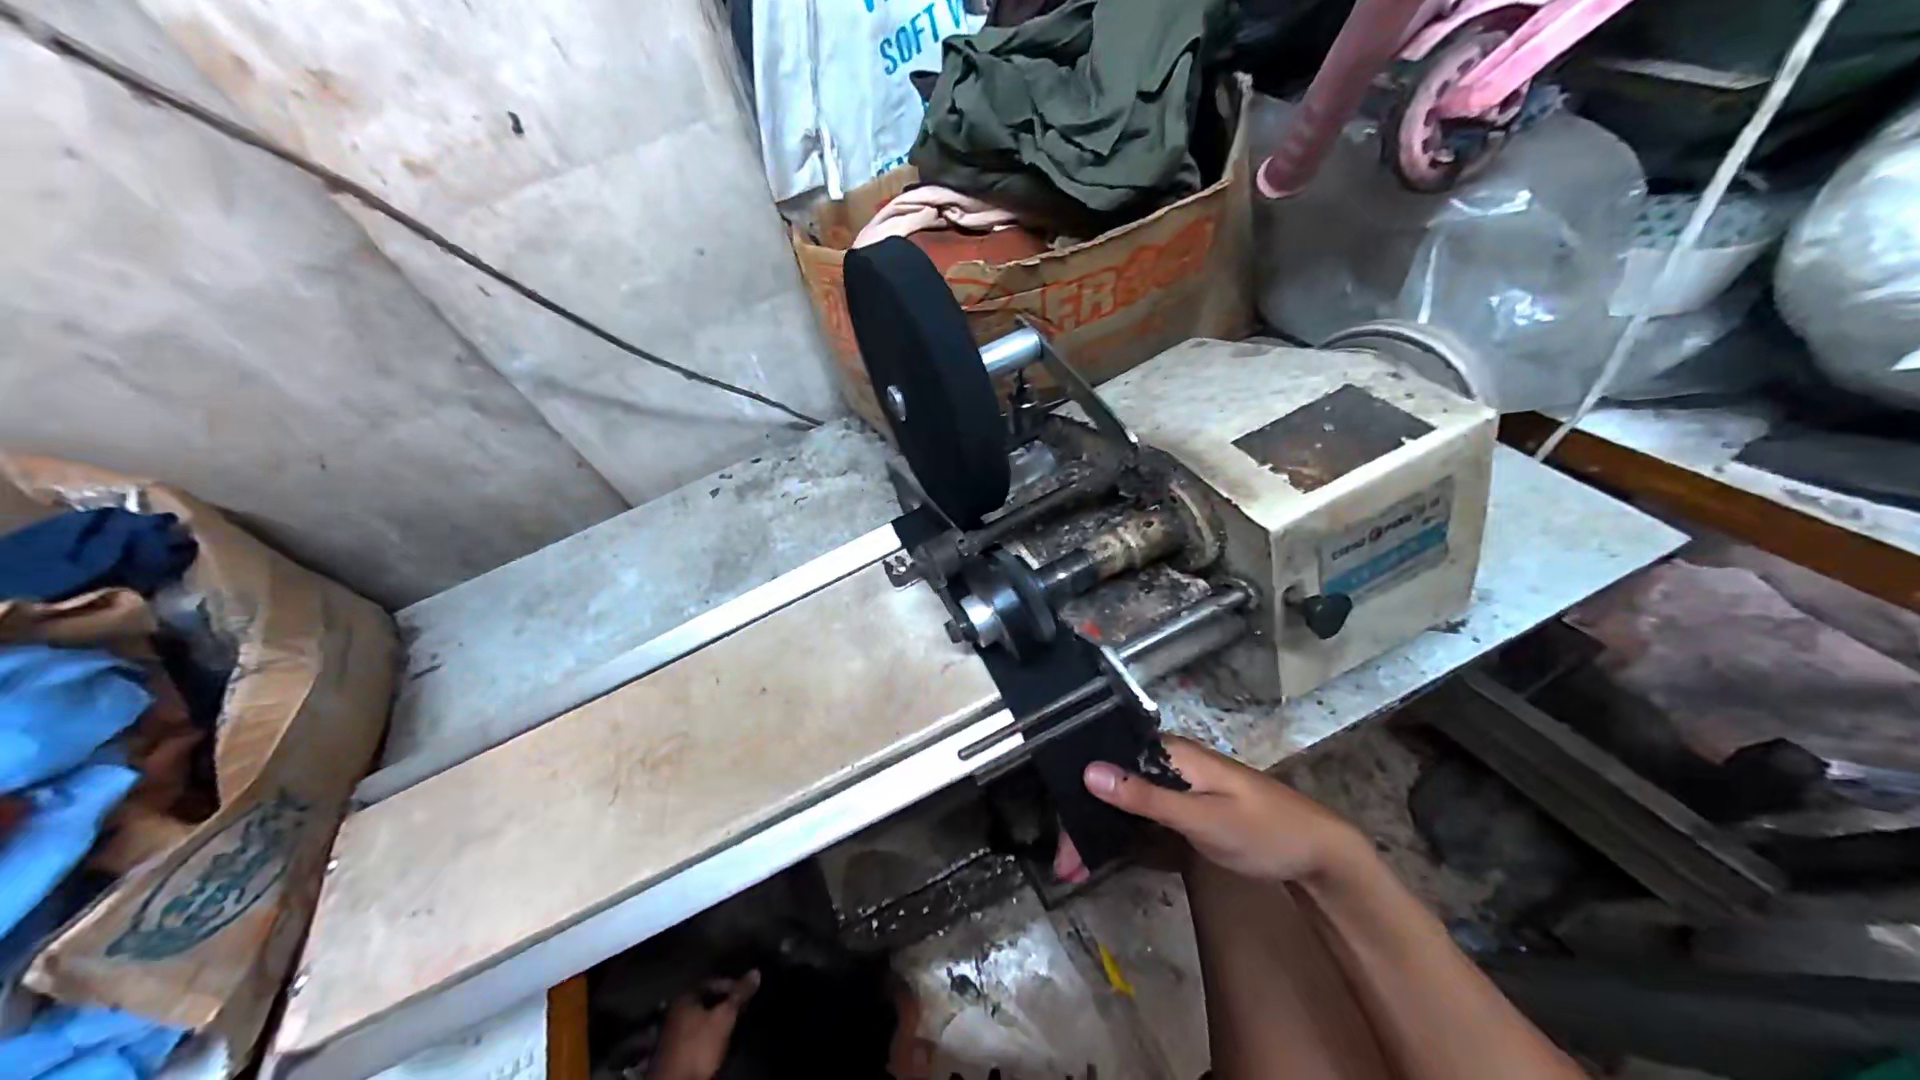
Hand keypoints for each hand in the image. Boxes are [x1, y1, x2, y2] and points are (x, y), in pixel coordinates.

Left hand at [650, 970, 759, 1079]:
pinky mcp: (677, 1052)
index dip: (733, 986)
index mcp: (684, 998)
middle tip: (744, 1009)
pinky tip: (721, 1041)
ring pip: (703, 1019)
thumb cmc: (699, 1046)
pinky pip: (699, 1035)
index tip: (748, 994)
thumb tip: (756, 972)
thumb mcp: (724, 1017)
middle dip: (727, 1004)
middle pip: (708, 1001)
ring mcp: (675, 1033)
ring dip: (720, 1021)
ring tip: (736, 1025)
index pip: (714, 983)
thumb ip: (739, 994)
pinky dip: (711, 1035)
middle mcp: (676, 1012)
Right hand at [1071, 736, 1366, 883]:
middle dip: (1085, 820)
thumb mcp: (1203, 818)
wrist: (1321, 852)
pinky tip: (1104, 854)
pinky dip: (1122, 834)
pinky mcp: (1185, 805)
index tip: (1060, 830)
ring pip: (1124, 799)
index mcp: (1172, 752)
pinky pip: (1142, 813)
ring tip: (1074, 865)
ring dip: (1099, 829)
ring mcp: (1178, 783)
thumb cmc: (1264, 830)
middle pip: (1113, 781)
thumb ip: (1146, 796)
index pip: (1110, 759)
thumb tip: (1089, 771)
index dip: (1080, 791)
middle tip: (1065, 863)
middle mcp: (1169, 761)